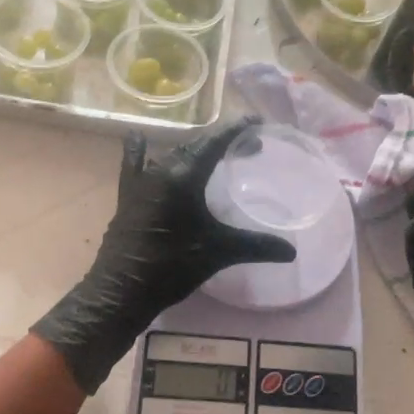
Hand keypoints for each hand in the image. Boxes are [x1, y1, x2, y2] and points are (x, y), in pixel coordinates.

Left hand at [32, 119, 295, 392]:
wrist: (122, 290)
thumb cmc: (172, 267)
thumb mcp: (218, 252)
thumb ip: (256, 247)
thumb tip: (291, 251)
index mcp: (184, 177)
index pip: (215, 142)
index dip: (237, 130)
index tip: (256, 123)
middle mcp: (160, 171)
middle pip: (196, 146)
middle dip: (222, 142)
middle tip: (248, 148)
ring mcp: (140, 182)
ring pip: (170, 155)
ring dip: (193, 151)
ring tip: (214, 155)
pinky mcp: (128, 196)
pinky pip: (135, 165)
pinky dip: (140, 152)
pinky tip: (138, 138)